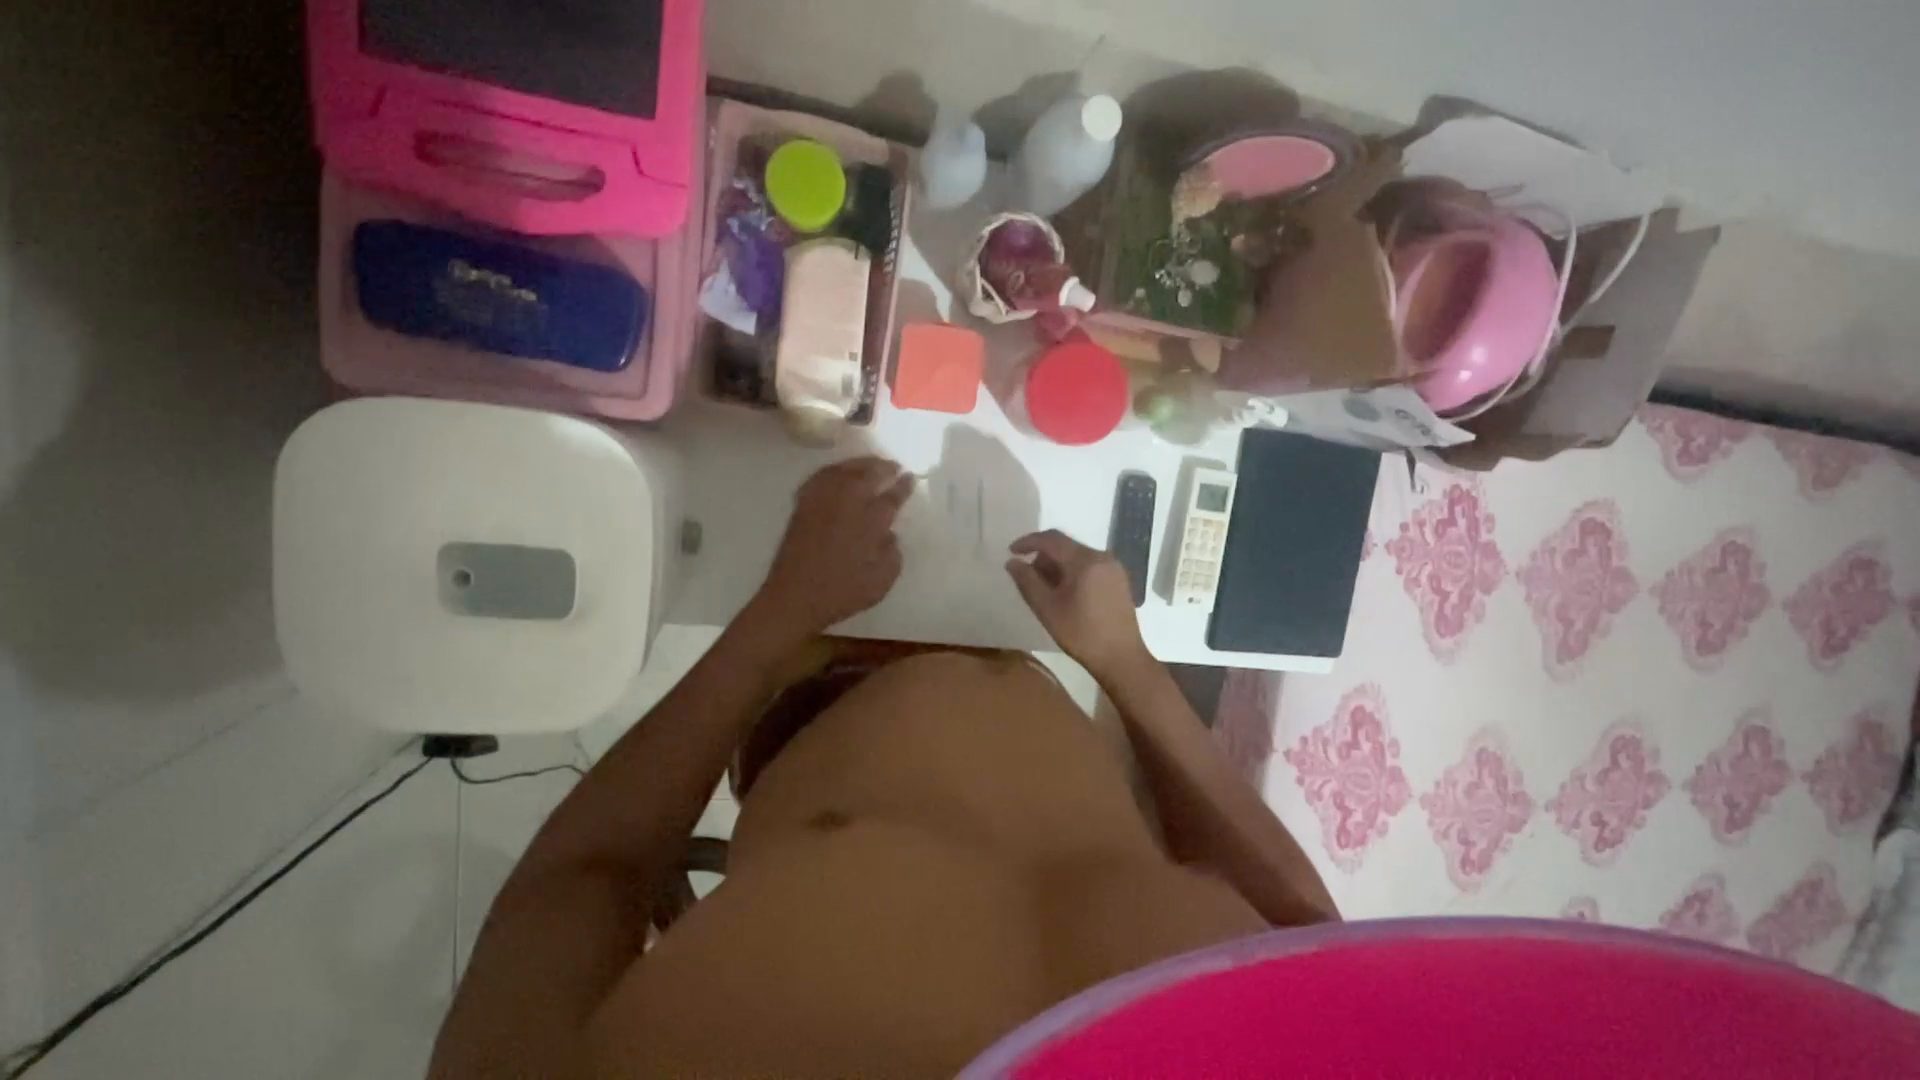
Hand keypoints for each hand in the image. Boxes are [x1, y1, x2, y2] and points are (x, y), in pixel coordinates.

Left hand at [751, 457, 913, 640]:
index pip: (891, 497)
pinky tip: (838, 473)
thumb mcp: (880, 583)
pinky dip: (833, 471)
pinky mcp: (803, 506)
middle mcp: (846, 504)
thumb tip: (890, 535)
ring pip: (843, 470)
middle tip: (894, 466)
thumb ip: (892, 555)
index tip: (910, 477)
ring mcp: (822, 502)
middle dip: (883, 467)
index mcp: (870, 523)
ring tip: (870, 463)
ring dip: (860, 463)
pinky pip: (820, 478)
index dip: (903, 486)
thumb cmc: (841, 593)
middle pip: (867, 474)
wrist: (794, 597)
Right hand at [1005, 529, 1149, 676]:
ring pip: (1078, 557)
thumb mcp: (1047, 608)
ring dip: (1058, 566)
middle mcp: (1103, 557)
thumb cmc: (1081, 634)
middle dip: (1043, 557)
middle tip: (1028, 578)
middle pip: (1066, 546)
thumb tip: (1012, 562)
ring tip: (1045, 590)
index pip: (1052, 539)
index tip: (1011, 551)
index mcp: (1086, 560)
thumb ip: (1027, 581)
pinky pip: (1090, 567)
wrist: (1121, 658)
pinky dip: (1073, 572)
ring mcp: (1114, 568)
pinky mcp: (1119, 580)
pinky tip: (1065, 594)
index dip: (1029, 542)